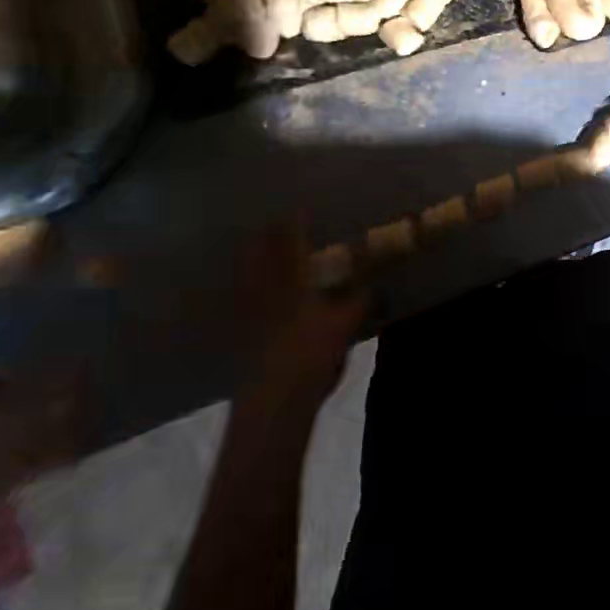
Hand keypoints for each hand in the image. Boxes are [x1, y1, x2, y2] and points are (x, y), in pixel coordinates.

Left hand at [233, 225, 364, 412]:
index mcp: (293, 282)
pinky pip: (238, 304)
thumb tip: (371, 285)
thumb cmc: (314, 355)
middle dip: (266, 237)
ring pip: (246, 277)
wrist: (274, 400)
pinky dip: (241, 291)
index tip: (301, 209)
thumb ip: (359, 301)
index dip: (296, 224)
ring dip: (250, 260)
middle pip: (262, 256)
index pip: (292, 243)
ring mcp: (248, 314)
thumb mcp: (346, 325)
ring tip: (252, 249)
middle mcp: (266, 291)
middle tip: (270, 223)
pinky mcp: (238, 337)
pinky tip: (243, 293)